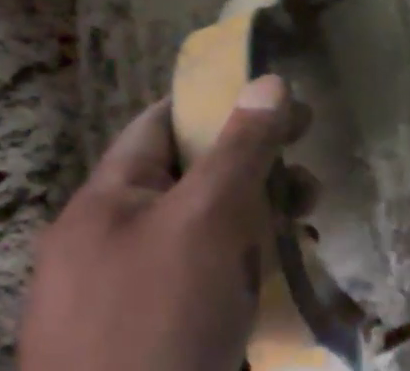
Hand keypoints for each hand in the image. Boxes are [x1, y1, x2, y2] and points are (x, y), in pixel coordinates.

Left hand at [19, 75, 294, 370]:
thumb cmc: (159, 317)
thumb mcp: (208, 218)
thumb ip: (241, 146)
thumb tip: (269, 80)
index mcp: (102, 204)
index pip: (161, 124)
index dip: (220, 102)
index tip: (282, 101)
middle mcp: (106, 240)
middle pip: (191, 174)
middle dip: (257, 166)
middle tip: (307, 170)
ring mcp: (126, 290)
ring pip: (205, 226)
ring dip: (260, 214)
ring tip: (307, 222)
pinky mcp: (150, 330)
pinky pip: (204, 273)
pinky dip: (245, 260)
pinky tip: (282, 267)